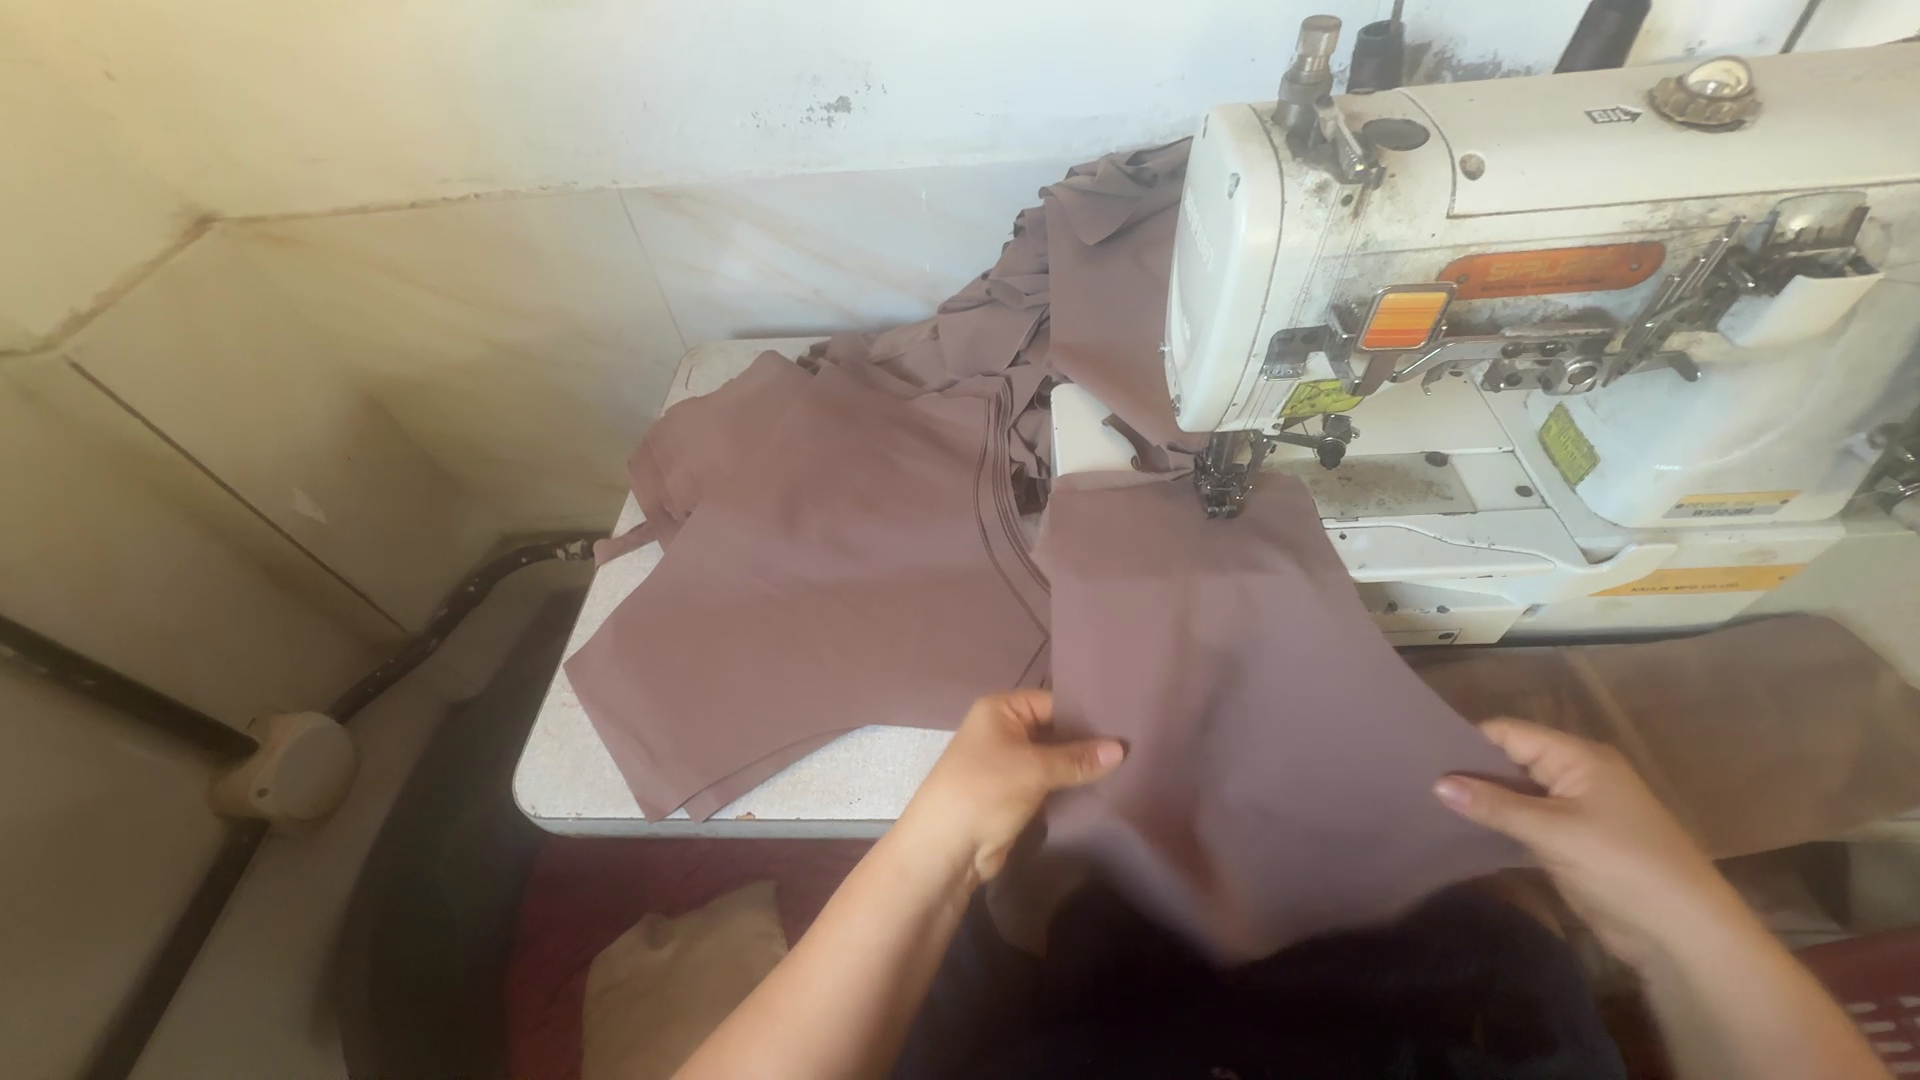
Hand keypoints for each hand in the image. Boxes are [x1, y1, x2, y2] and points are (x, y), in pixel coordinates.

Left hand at [898, 691, 1125, 881]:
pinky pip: (1050, 783)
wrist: (947, 847)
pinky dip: (1071, 786)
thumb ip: (1078, 758)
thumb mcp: (1034, 768)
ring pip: (1054, 759)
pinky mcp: (1016, 794)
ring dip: (1082, 766)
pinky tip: (1106, 787)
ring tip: (1130, 765)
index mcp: (1000, 710)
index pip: (1053, 701)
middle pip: (1055, 730)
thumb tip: (1121, 748)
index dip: (1087, 712)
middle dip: (1088, 741)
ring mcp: (1010, 764)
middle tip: (1135, 744)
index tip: (1127, 721)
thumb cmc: (985, 790)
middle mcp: (1004, 730)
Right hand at [1434, 719, 1740, 968]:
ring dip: (1479, 799)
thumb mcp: (1554, 831)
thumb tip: (1436, 783)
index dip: (1467, 740)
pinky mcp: (1569, 841)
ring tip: (1426, 800)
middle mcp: (1575, 775)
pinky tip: (1458, 826)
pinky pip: (1521, 820)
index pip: (1508, 733)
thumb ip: (1493, 805)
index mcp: (1579, 758)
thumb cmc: (1626, 867)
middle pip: (1508, 760)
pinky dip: (1494, 822)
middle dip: (1468, 770)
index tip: (1420, 752)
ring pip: (1512, 793)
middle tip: (1415, 776)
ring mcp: (1573, 809)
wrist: (1685, 937)